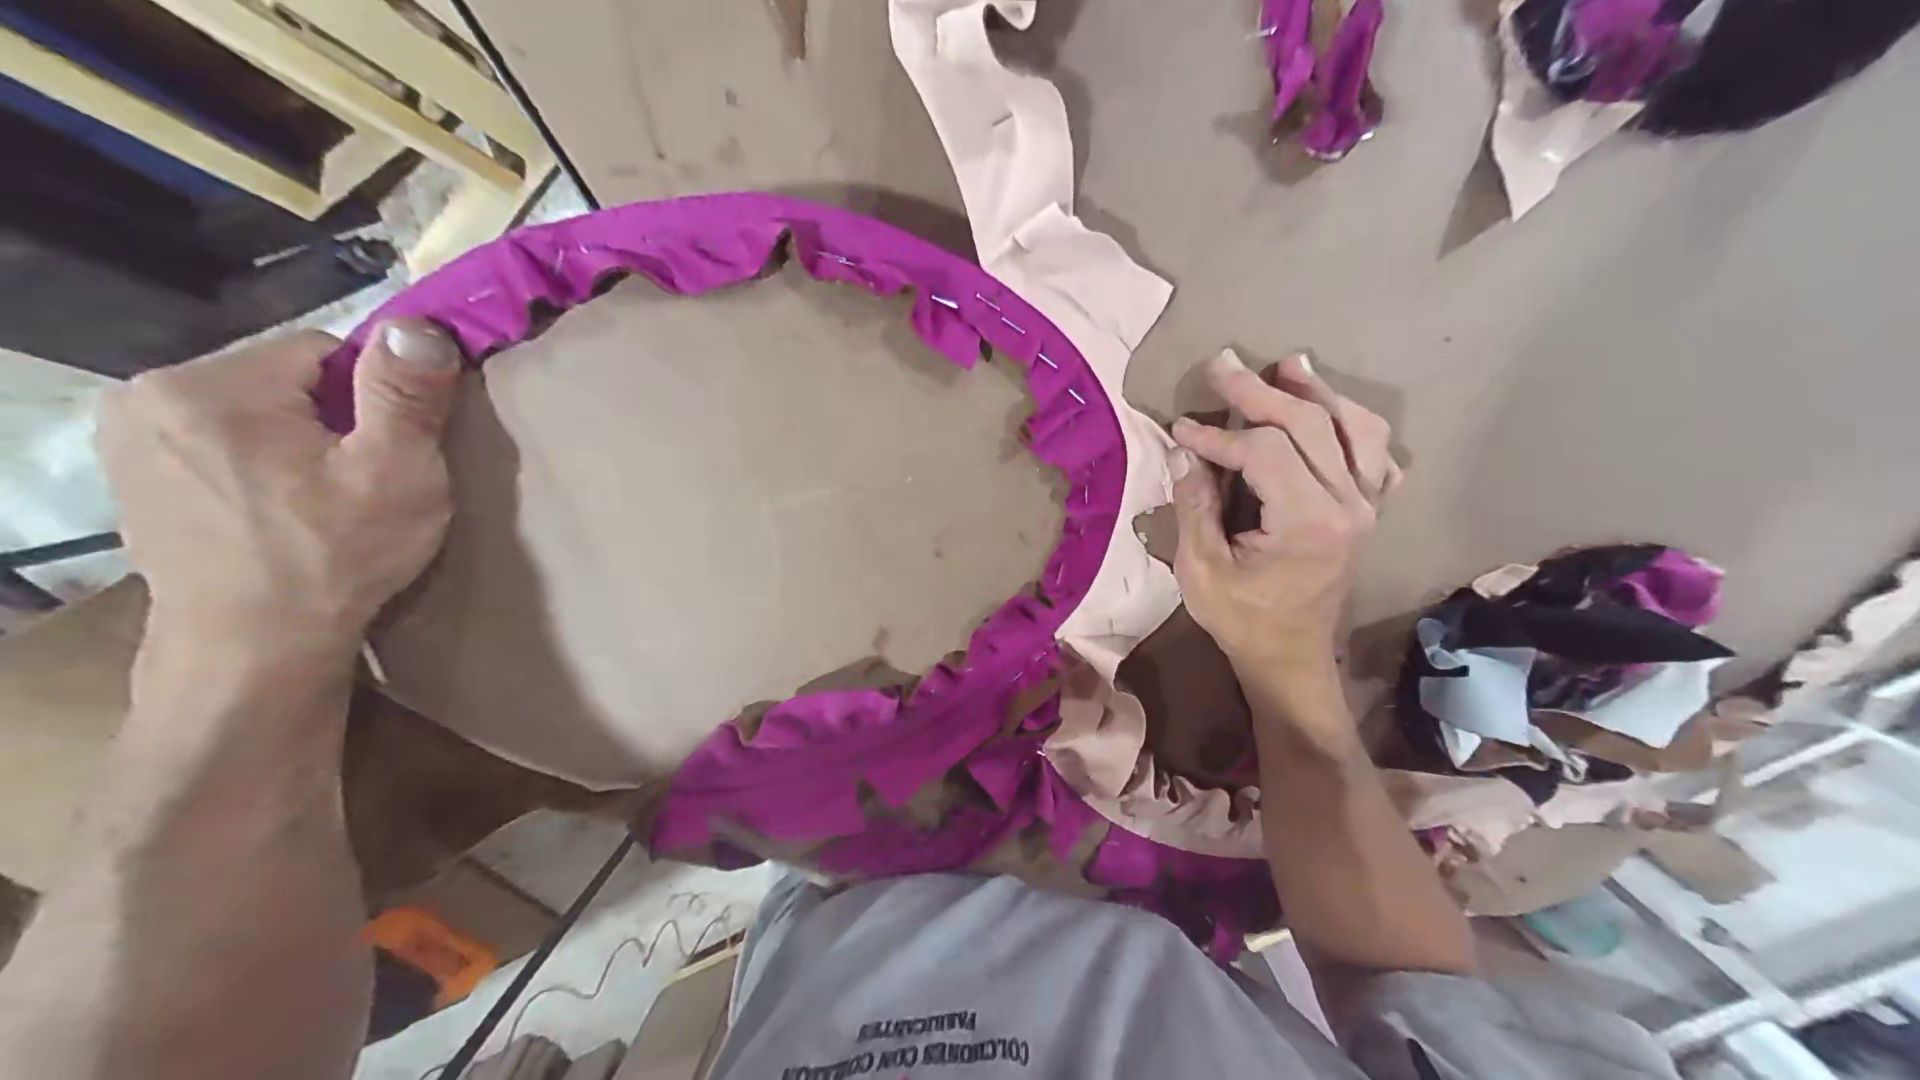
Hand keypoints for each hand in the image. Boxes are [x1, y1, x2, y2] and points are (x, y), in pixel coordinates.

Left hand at [97, 320, 464, 665]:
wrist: (256, 649)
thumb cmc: (335, 557)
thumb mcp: (396, 473)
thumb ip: (405, 394)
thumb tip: (421, 325)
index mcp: (208, 387)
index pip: (324, 350)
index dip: (378, 396)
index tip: (395, 448)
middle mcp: (145, 397)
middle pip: (285, 379)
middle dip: (336, 418)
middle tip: (366, 478)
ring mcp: (126, 438)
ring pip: (255, 409)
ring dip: (301, 440)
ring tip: (328, 497)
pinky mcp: (133, 475)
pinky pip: (221, 440)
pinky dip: (263, 462)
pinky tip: (285, 508)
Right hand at [1168, 350, 1400, 669]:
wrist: (1290, 655)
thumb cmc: (1241, 619)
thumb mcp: (1200, 569)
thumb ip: (1195, 506)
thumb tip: (1185, 452)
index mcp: (1308, 522)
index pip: (1264, 451)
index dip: (1218, 434)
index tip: (1180, 428)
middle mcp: (1349, 505)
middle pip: (1310, 425)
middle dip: (1259, 393)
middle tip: (1222, 364)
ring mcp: (1366, 507)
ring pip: (1355, 428)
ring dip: (1318, 392)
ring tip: (1288, 365)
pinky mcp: (1368, 512)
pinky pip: (1375, 456)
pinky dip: (1355, 426)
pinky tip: (1334, 411)